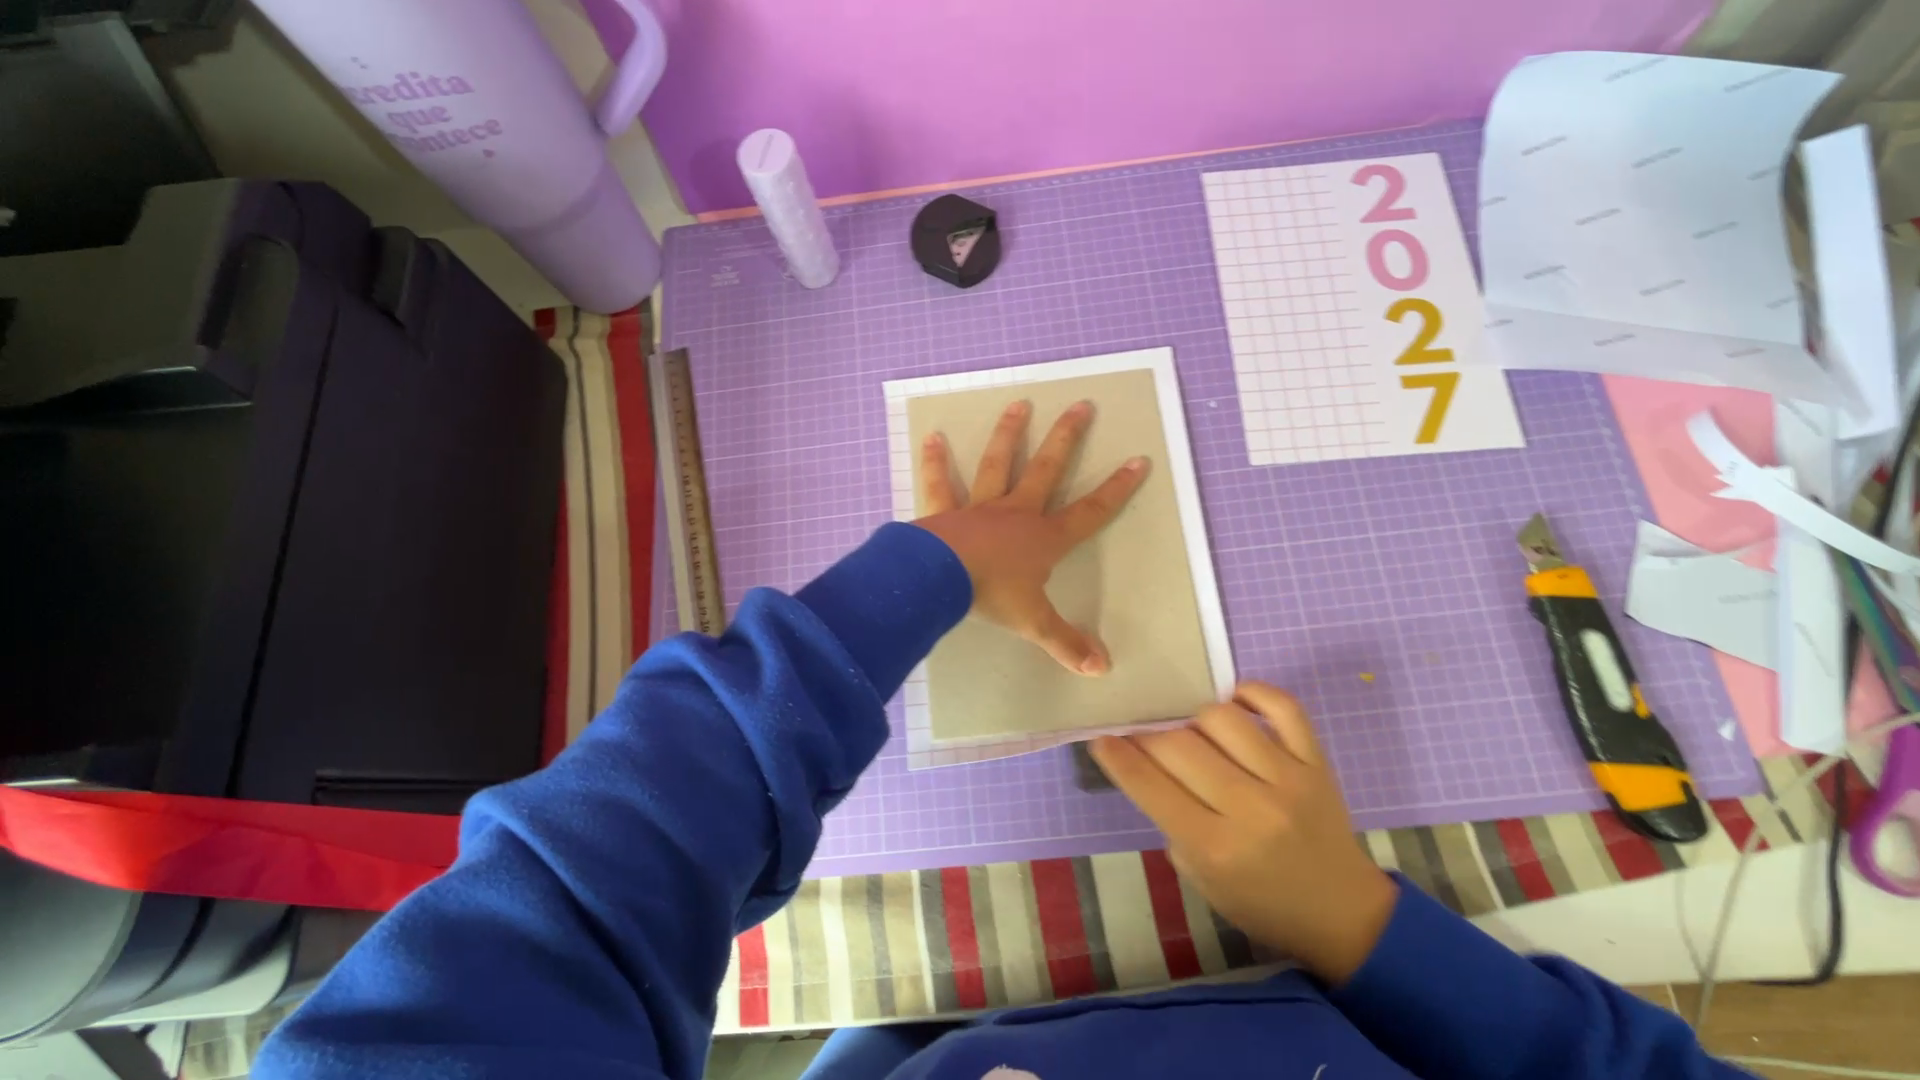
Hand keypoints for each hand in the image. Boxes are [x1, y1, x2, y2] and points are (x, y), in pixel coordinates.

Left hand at [914, 399, 1148, 673]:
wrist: (939, 578)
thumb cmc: (991, 595)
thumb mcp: (1033, 622)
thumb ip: (1066, 643)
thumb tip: (1101, 669)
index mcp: (1044, 538)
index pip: (1089, 512)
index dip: (1116, 489)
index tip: (1138, 461)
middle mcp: (1016, 513)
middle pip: (1047, 470)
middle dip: (1067, 438)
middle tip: (1081, 405)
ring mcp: (980, 507)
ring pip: (998, 464)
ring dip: (1009, 434)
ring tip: (1019, 404)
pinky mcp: (946, 510)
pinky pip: (941, 483)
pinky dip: (936, 461)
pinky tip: (933, 437)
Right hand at [1089, 682, 1397, 983]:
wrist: (1341, 913)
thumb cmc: (1259, 902)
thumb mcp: (1199, 876)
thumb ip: (1170, 820)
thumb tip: (1145, 765)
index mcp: (1214, 846)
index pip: (1150, 785)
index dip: (1118, 756)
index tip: (1102, 739)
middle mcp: (1249, 807)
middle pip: (1179, 745)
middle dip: (1148, 737)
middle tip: (1142, 739)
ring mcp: (1287, 780)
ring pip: (1222, 718)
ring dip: (1194, 719)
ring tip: (1191, 731)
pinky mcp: (1317, 762)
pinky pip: (1283, 707)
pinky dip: (1253, 692)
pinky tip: (1232, 701)